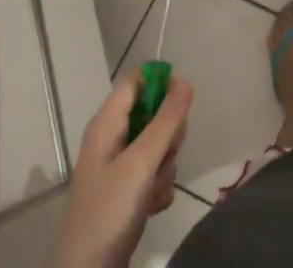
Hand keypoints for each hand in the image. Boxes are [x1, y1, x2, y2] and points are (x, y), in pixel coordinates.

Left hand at [53, 73, 194, 267]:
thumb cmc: (109, 212)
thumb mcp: (140, 164)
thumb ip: (165, 122)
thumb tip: (185, 81)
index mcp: (106, 125)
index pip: (136, 82)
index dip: (161, 84)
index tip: (183, 103)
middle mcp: (112, 140)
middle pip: (152, 115)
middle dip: (168, 135)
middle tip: (165, 155)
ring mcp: (119, 168)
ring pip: (158, 147)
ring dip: (165, 166)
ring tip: (153, 188)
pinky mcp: (127, 192)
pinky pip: (155, 175)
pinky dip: (159, 188)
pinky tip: (152, 206)